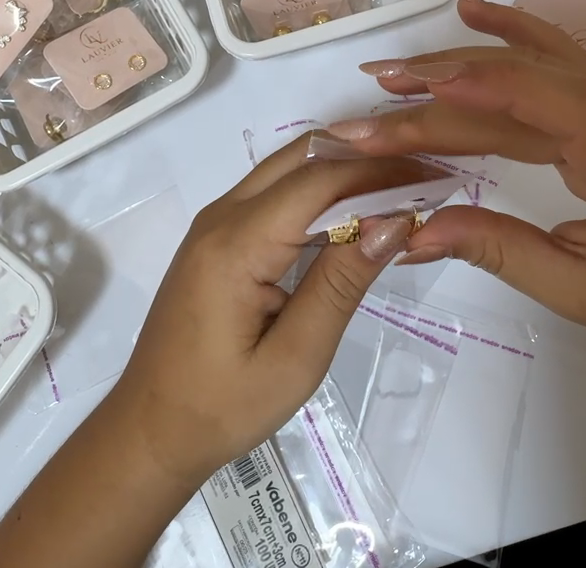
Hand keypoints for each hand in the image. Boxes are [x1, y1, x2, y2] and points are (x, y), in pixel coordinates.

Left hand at [100, 136, 430, 486]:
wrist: (152, 427)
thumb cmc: (223, 406)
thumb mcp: (295, 357)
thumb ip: (341, 284)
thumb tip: (394, 223)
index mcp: (236, 244)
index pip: (318, 181)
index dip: (378, 174)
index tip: (433, 181)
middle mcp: (221, 216)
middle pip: (300, 159)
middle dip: (364, 161)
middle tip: (423, 178)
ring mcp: (215, 222)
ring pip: (286, 169)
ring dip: (342, 171)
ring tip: (400, 190)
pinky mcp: (217, 235)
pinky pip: (273, 193)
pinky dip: (318, 192)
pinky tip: (354, 211)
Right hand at [324, 0, 585, 349]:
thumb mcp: (585, 291)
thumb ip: (499, 250)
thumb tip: (413, 231)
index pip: (532, 105)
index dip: (462, 96)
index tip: (397, 103)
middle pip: (516, 81)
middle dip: (438, 87)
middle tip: (371, 100)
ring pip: (527, 61)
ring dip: (457, 59)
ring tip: (395, 69)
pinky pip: (550, 56)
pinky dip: (508, 30)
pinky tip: (470, 13)